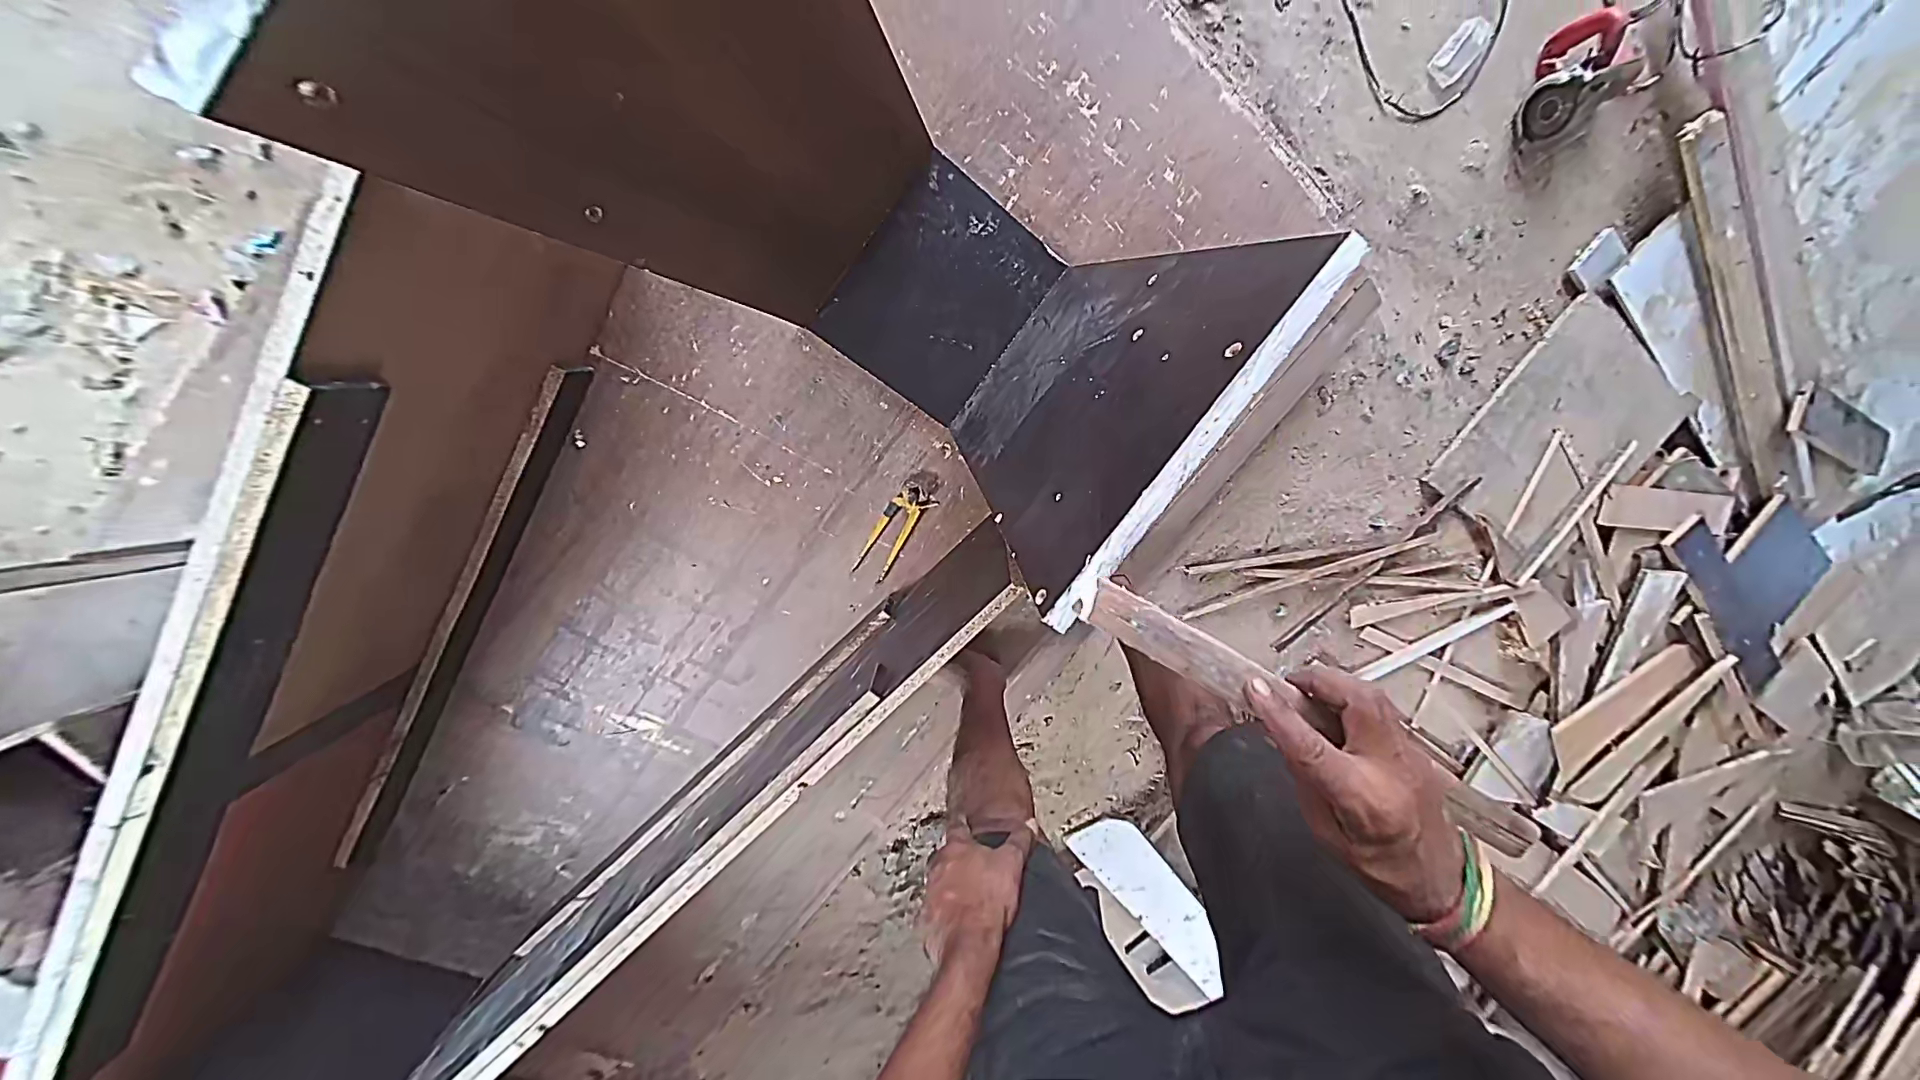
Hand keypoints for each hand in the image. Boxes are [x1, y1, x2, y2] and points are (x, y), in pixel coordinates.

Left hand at [920, 820, 1032, 966]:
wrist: (969, 943)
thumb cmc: (989, 900)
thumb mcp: (1011, 864)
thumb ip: (1019, 841)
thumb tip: (1028, 825)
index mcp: (957, 849)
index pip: (957, 827)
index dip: (961, 823)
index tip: (962, 819)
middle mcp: (938, 867)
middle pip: (943, 856)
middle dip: (954, 859)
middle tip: (968, 864)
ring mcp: (929, 893)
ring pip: (937, 883)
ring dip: (947, 886)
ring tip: (965, 896)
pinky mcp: (926, 920)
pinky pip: (934, 911)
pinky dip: (943, 913)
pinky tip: (956, 921)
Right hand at [1244, 664, 1465, 922]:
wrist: (1441, 884)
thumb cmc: (1381, 866)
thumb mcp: (1323, 829)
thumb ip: (1303, 777)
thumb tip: (1283, 733)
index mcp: (1363, 800)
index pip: (1311, 745)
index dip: (1278, 712)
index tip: (1255, 689)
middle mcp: (1393, 772)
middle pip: (1359, 700)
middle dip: (1319, 680)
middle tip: (1289, 682)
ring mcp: (1412, 757)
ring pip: (1374, 697)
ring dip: (1336, 686)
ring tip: (1309, 692)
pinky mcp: (1419, 750)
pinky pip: (1381, 710)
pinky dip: (1352, 700)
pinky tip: (1336, 711)